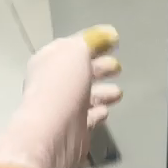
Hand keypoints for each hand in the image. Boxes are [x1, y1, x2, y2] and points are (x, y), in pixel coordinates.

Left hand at [0, 25, 122, 167]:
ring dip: (103, 91)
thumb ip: (92, 40)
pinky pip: (88, 116)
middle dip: (100, 68)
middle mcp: (53, 83)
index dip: (93, 42)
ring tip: (118, 92)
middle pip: (80, 71)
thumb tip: (108, 34)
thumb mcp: (77, 52)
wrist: (53, 134)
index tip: (115, 41)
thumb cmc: (62, 86)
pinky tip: (106, 110)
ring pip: (86, 95)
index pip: (72, 47)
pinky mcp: (74, 129)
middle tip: (118, 67)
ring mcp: (62, 107)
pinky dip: (98, 111)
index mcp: (49, 61)